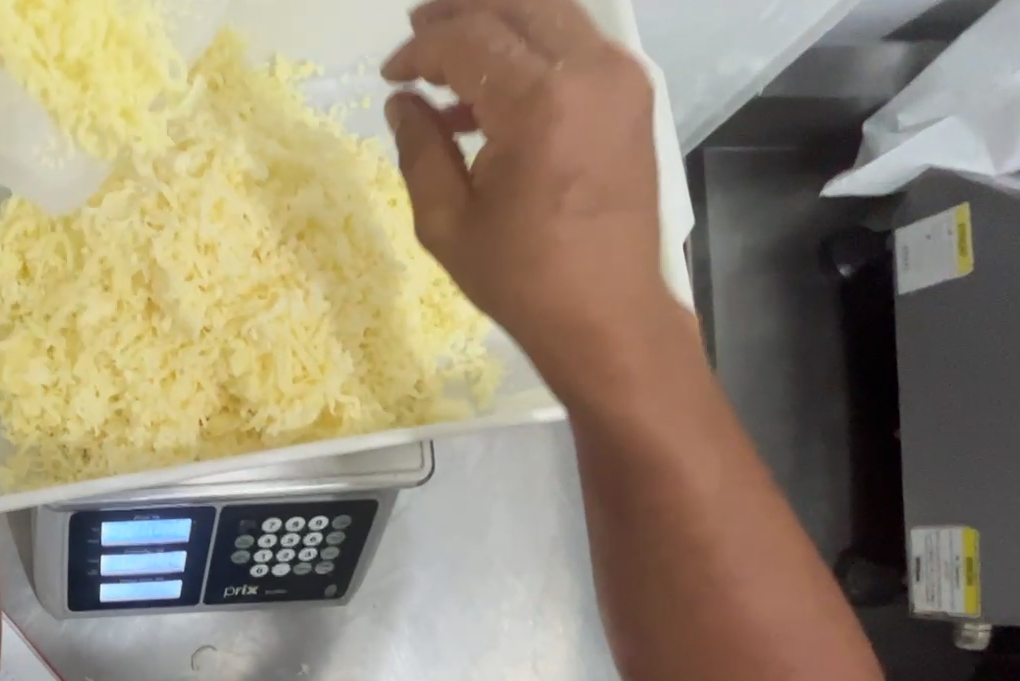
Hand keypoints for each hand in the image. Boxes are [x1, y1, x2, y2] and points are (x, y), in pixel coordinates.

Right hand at [383, 0, 678, 387]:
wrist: (605, 310)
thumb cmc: (518, 276)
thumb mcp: (446, 221)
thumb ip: (420, 150)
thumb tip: (401, 101)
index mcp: (538, 103)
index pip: (469, 41)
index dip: (421, 50)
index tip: (389, 75)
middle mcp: (589, 70)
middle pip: (518, 1)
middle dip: (460, 9)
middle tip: (416, 28)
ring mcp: (620, 77)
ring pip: (552, 12)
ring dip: (497, 20)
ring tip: (447, 51)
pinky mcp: (630, 95)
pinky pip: (573, 46)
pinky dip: (528, 50)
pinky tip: (488, 92)